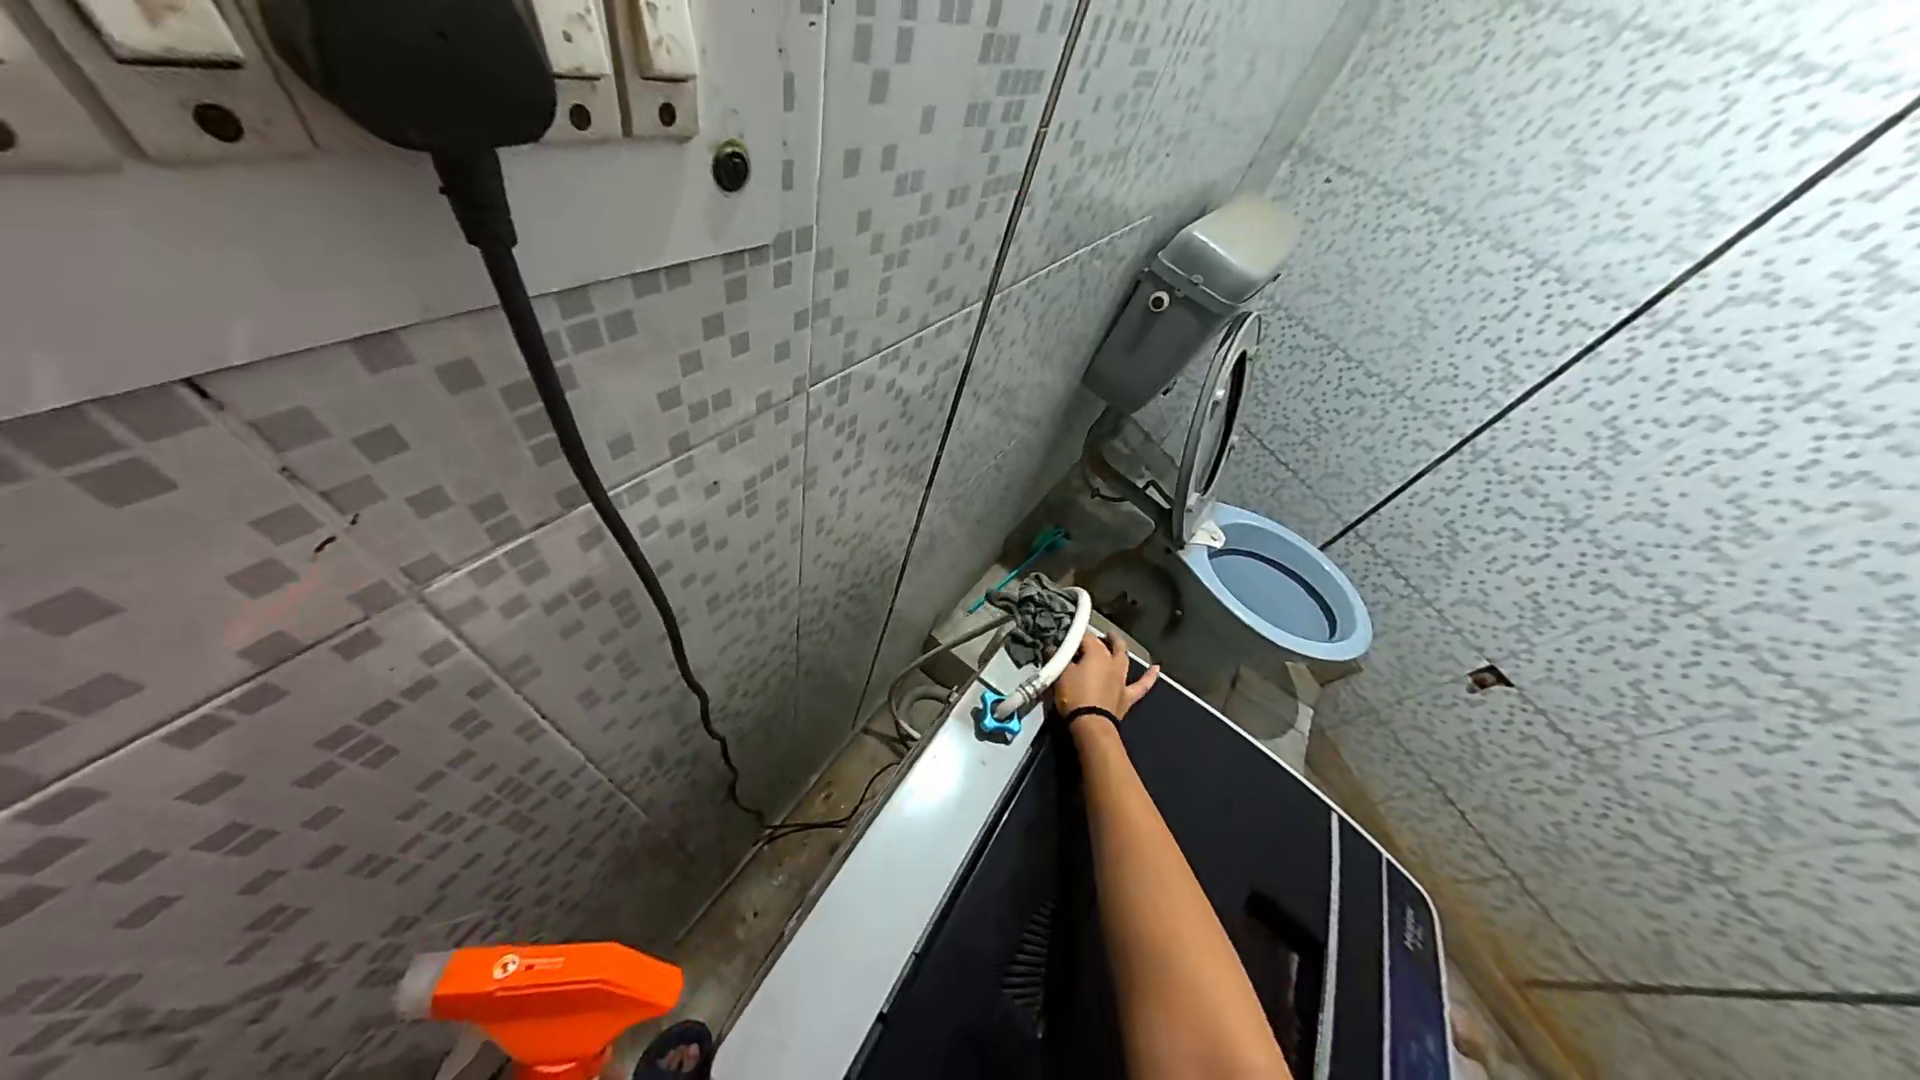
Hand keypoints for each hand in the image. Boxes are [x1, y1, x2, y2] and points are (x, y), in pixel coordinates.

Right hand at [1053, 630, 1159, 727]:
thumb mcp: (1060, 674)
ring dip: (1120, 649)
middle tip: (1096, 634)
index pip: (1086, 638)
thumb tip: (1053, 647)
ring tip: (1117, 641)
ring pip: (1124, 659)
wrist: (1091, 724)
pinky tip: (1156, 668)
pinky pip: (1142, 685)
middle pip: (1108, 645)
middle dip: (1102, 638)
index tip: (1067, 638)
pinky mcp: (1127, 696)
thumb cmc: (1074, 696)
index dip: (1076, 636)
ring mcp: (1122, 679)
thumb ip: (1058, 658)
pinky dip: (1150, 676)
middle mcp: (1112, 662)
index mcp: (1096, 653)